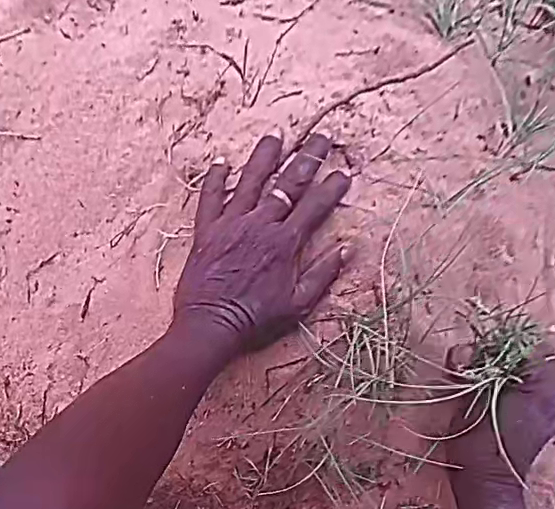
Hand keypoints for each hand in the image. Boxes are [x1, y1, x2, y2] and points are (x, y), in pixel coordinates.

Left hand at [170, 133, 351, 358]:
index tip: (344, 172)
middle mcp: (260, 225)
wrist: (211, 327)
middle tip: (322, 137)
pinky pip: (210, 198)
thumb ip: (322, 275)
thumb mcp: (297, 306)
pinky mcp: (206, 232)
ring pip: (251, 181)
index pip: (315, 206)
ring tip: (276, 135)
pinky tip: (221, 161)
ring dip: (265, 156)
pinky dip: (215, 178)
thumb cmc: (254, 321)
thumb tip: (347, 248)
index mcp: (285, 243)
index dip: (332, 187)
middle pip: (288, 183)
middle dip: (308, 157)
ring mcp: (231, 225)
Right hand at [440, 346, 554, 492]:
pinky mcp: (546, 420)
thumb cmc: (480, 443)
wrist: (488, 485)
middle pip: (532, 359)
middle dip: (503, 361)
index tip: (474, 357)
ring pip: (531, 376)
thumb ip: (471, 371)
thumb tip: (461, 348)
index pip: (527, 345)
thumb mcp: (470, 401)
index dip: (497, 347)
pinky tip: (494, 401)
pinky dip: (513, 391)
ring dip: (507, 376)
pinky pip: (532, 393)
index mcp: (547, 382)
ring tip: (482, 387)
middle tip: (475, 369)